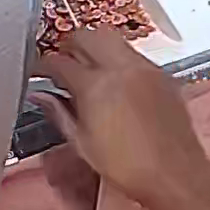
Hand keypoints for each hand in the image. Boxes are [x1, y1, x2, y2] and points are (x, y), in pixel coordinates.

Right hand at [35, 27, 209, 209]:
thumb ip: (59, 113)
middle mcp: (120, 68)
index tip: (36, 72)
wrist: (173, 174)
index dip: (42, 65)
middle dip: (69, 45)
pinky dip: (117, 59)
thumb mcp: (81, 142)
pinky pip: (133, 55)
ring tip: (87, 70)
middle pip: (87, 35)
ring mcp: (144, 68)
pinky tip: (113, 82)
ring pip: (112, 39)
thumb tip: (39, 95)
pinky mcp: (162, 74)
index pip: (59, 62)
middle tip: (61, 64)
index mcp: (95, 87)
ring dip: (94, 48)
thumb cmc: (123, 165)